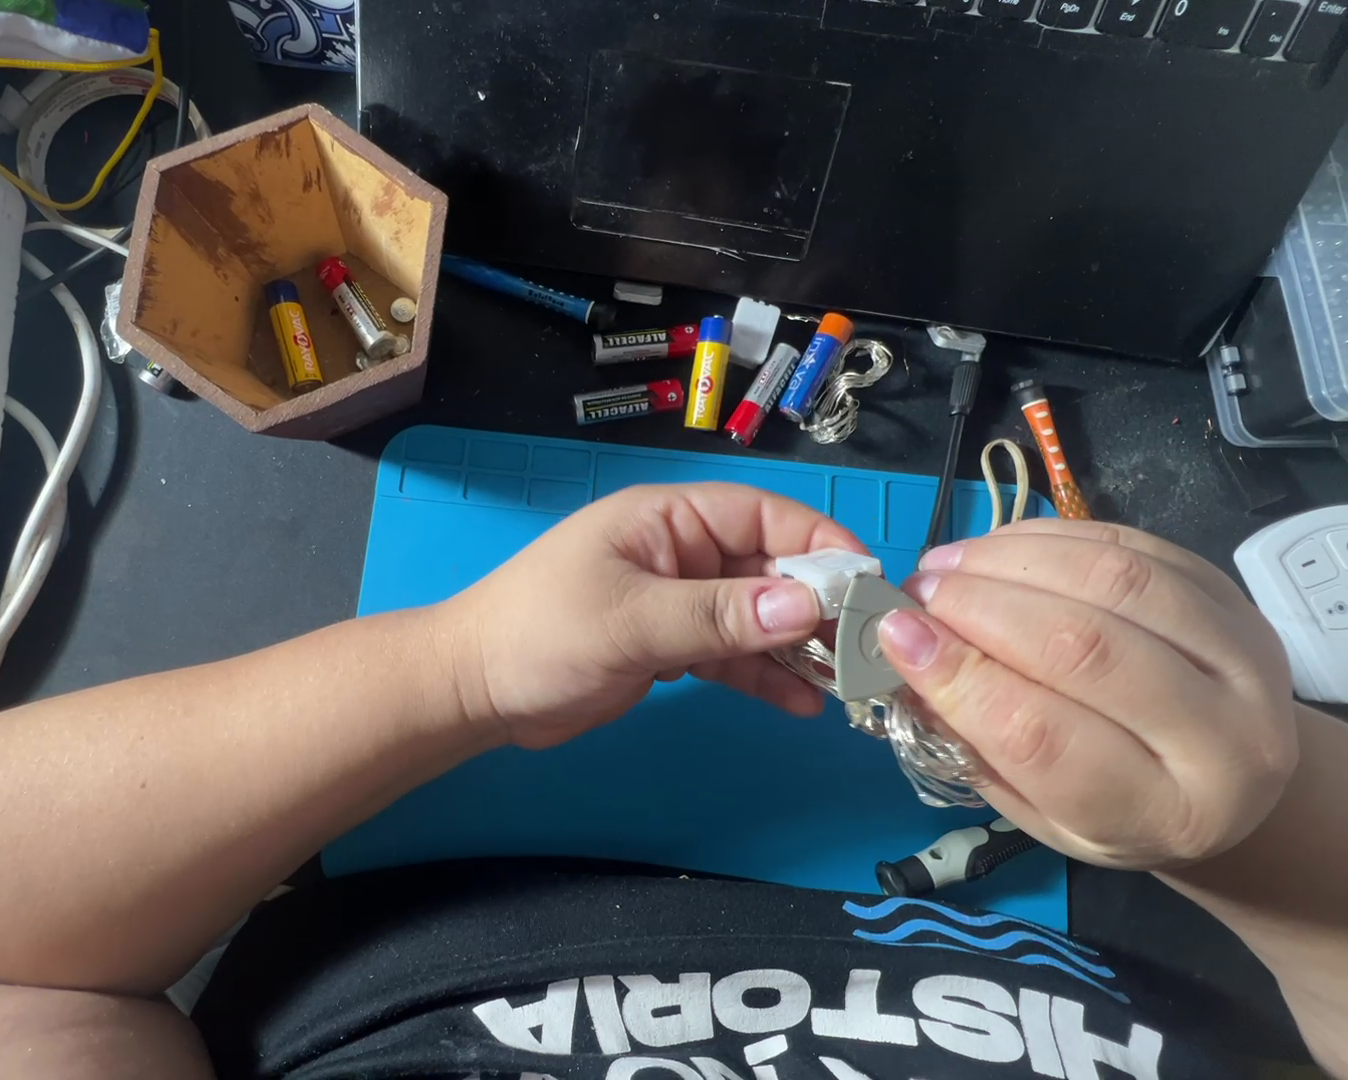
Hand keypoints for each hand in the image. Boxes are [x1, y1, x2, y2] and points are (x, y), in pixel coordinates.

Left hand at [442, 483, 865, 748]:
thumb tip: (808, 606)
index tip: (868, 582)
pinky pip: (729, 654)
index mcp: (666, 520)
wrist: (479, 690)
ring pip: (754, 615)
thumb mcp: (631, 619)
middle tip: (869, 649)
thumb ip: (718, 614)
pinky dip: (761, 675)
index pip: (759, 514)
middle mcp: (680, 554)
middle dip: (815, 604)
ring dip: (796, 646)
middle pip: (766, 567)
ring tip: (846, 685)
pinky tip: (800, 704)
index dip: (818, 540)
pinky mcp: (670, 646)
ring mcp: (677, 601)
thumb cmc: (542, 633)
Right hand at [876, 519, 1298, 869]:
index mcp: (1158, 812)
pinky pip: (1129, 545)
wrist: (1228, 781)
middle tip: (917, 592)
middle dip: (976, 607)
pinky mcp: (1232, 597)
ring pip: (1113, 581)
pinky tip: (992, 550)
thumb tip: (903, 648)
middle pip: (1082, 648)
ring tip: (945, 564)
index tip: (896, 634)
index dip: (958, 677)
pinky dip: (1045, 538)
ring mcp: (1243, 657)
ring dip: (1008, 561)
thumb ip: (968, 736)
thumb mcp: (1030, 804)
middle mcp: (1224, 739)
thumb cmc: (1106, 805)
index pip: (1040, 736)